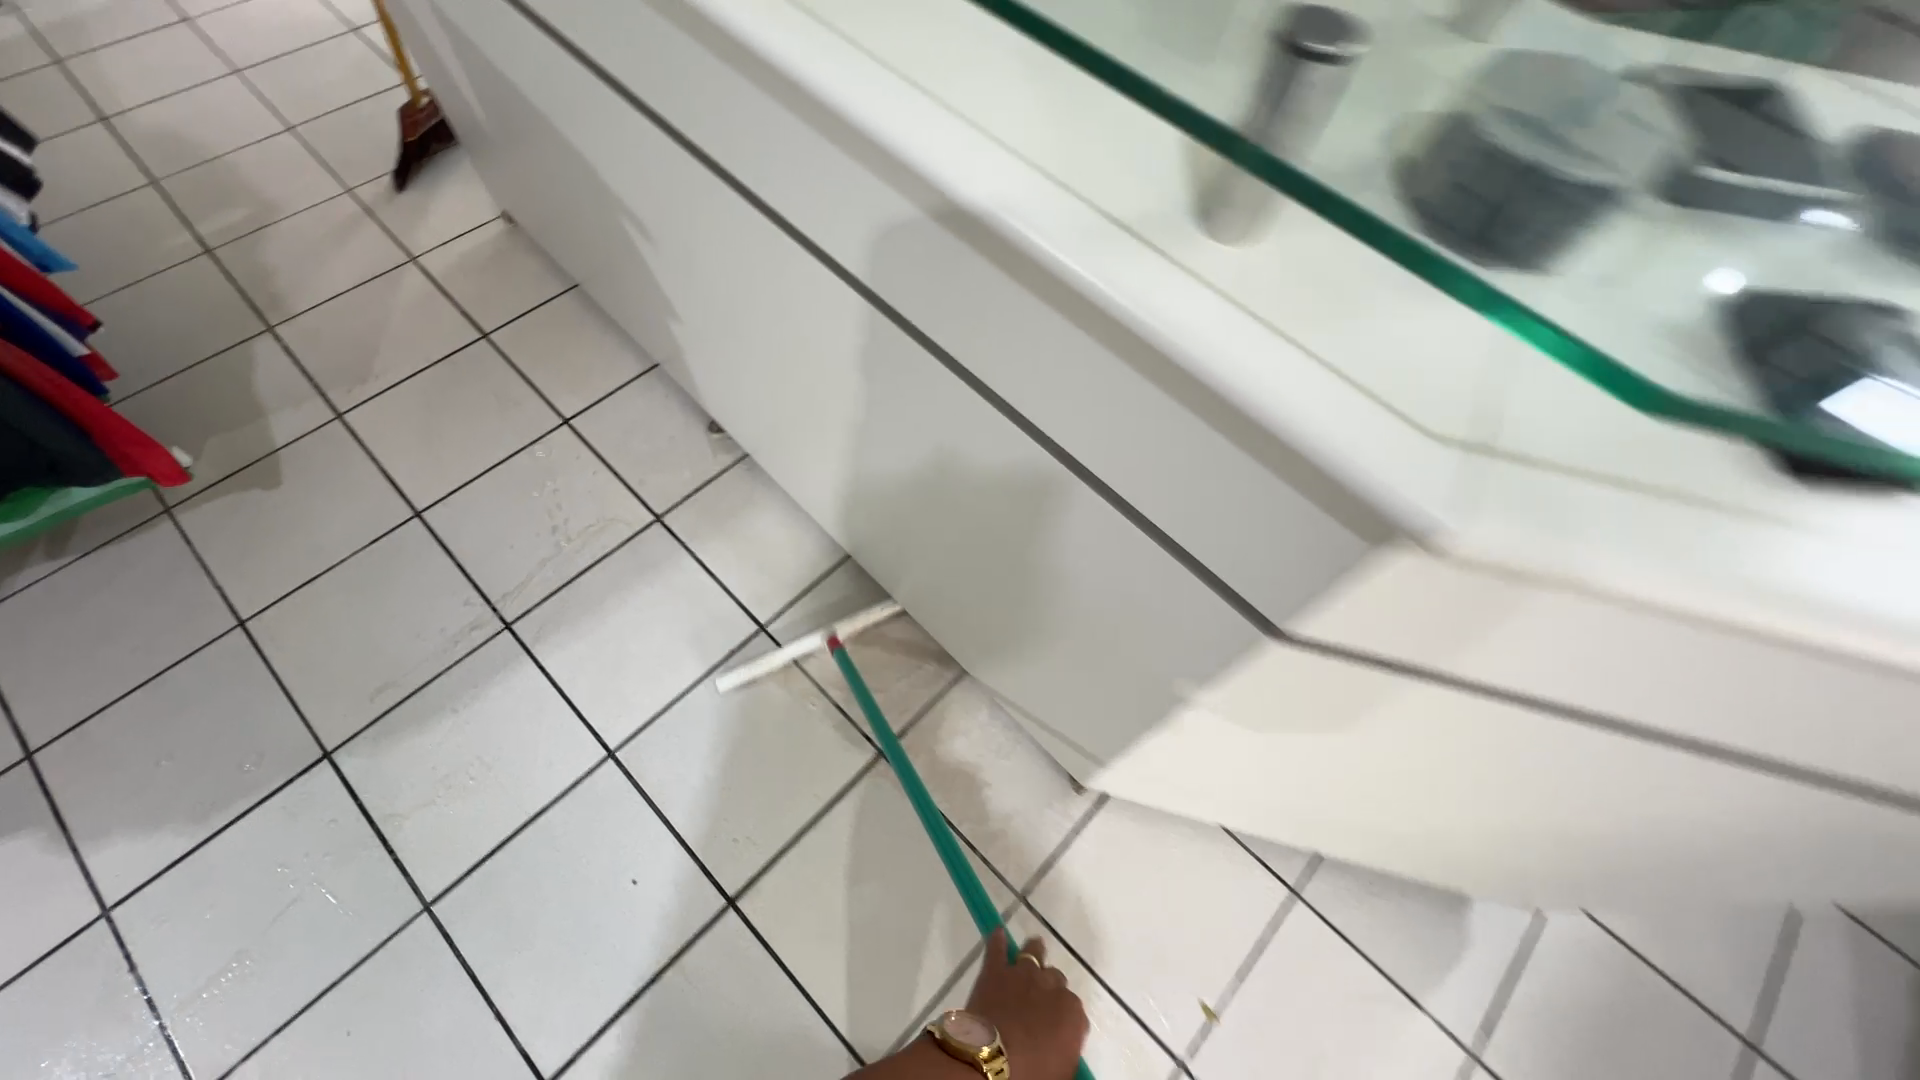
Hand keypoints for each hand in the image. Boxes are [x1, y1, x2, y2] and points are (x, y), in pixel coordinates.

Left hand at [965, 929, 1088, 1079]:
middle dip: (1049, 989)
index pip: (1075, 1012)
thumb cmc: (1030, 1073)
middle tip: (1040, 1003)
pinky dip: (998, 941)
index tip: (1057, 1031)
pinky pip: (997, 948)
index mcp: (1072, 1012)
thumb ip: (1067, 1053)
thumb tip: (1064, 1050)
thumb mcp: (1061, 1072)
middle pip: (1055, 980)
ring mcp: (1023, 973)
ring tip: (1034, 949)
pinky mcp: (996, 970)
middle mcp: (1052, 986)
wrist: (989, 1060)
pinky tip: (998, 933)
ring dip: (1034, 953)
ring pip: (1034, 952)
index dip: (1064, 1020)